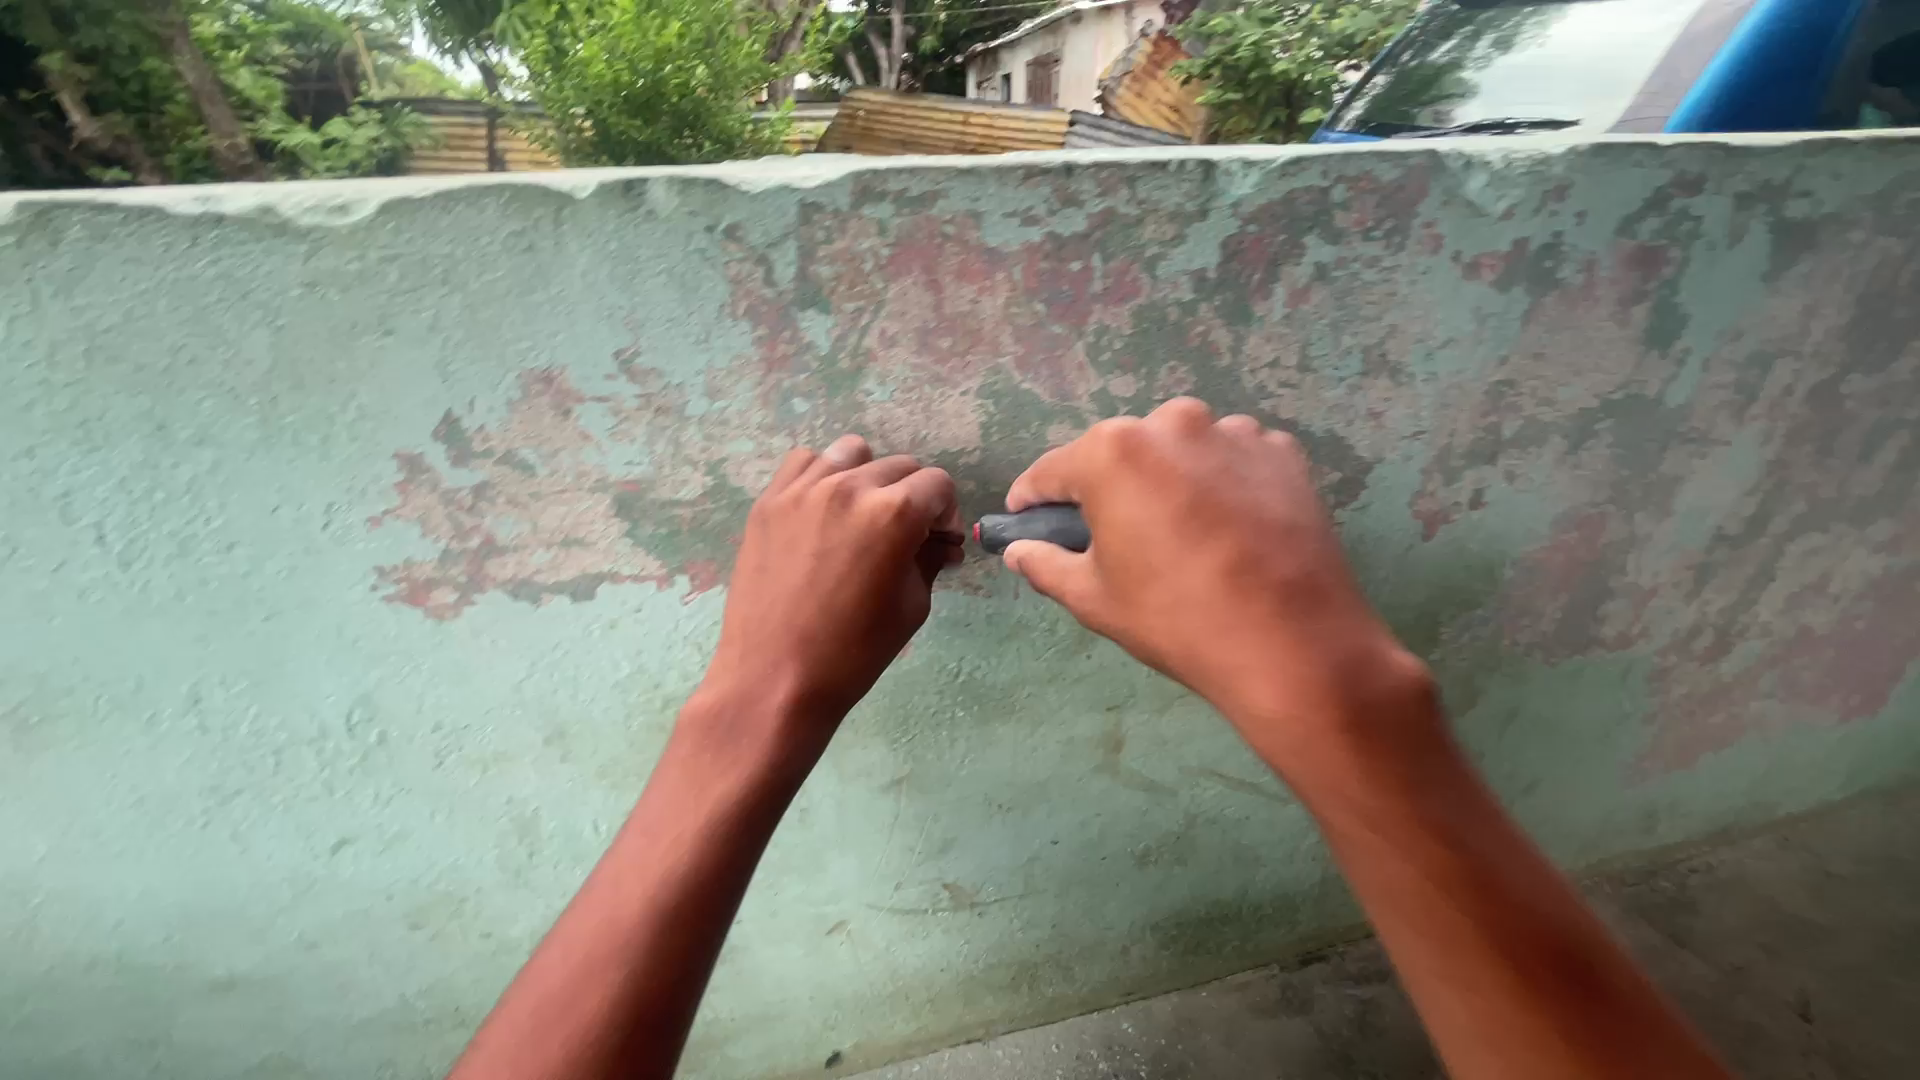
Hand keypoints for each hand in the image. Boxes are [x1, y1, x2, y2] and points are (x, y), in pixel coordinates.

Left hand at [693, 435, 960, 756]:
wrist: (774, 678)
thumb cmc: (854, 652)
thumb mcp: (911, 606)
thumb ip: (929, 559)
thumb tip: (941, 541)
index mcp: (894, 513)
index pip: (938, 484)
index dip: (945, 512)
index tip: (937, 539)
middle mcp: (850, 486)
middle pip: (900, 466)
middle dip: (912, 497)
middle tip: (904, 536)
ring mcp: (804, 488)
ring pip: (852, 453)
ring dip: (868, 477)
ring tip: (861, 515)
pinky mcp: (769, 500)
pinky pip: (805, 462)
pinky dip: (823, 475)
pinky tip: (823, 510)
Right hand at [1002, 398, 1431, 769]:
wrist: (1294, 646)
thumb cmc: (1175, 619)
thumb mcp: (1093, 599)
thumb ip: (1044, 564)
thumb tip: (1016, 552)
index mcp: (1112, 453)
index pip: (1051, 471)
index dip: (1032, 500)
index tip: (1026, 521)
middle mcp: (1171, 424)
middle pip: (1118, 453)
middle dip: (1104, 488)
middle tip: (1109, 535)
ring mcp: (1234, 432)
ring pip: (1178, 451)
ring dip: (1166, 480)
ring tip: (1178, 531)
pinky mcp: (1282, 453)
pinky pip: (1230, 460)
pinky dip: (1218, 482)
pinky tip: (1227, 526)